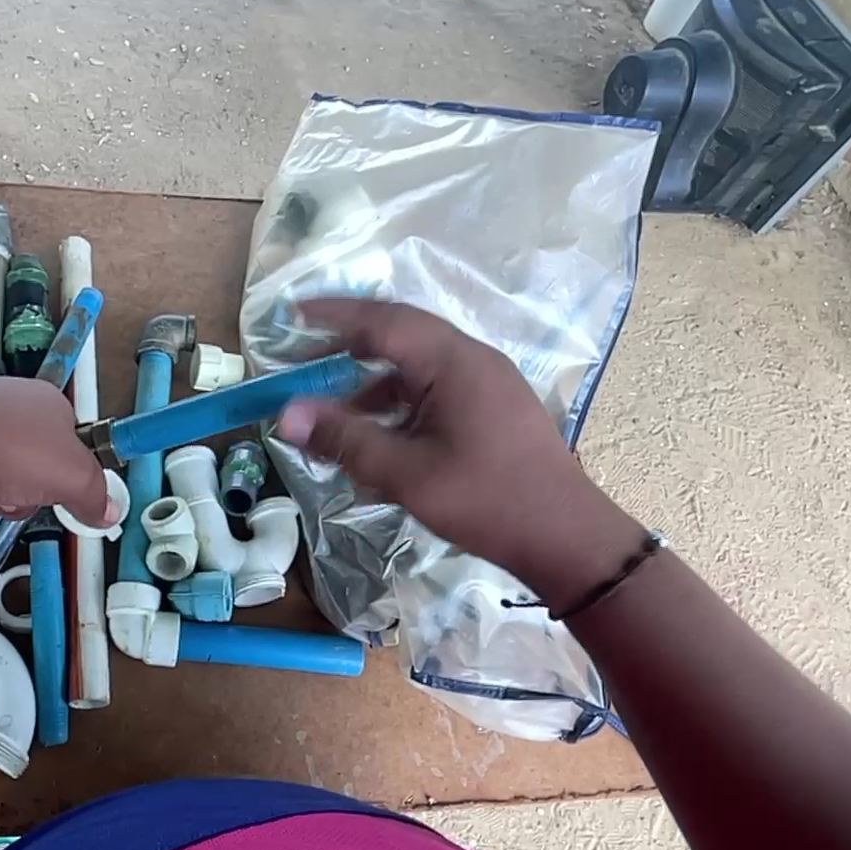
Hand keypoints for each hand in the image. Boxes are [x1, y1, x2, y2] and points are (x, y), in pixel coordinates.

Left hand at [0, 378, 114, 528]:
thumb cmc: (2, 452)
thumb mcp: (70, 478)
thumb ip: (95, 496)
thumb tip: (109, 512)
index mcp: (48, 405)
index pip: (73, 447)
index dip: (68, 479)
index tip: (59, 497)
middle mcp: (11, 408)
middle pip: (35, 471)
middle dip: (22, 497)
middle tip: (11, 499)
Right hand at [275, 299, 645, 602]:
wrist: (564, 537)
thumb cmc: (485, 501)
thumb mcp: (404, 472)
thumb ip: (344, 439)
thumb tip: (286, 415)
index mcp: (453, 362)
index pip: (383, 320)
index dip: (334, 315)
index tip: (294, 312)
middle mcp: (472, 360)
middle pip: (400, 337)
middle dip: (349, 347)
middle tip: (306, 359)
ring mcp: (487, 384)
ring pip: (417, 369)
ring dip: (373, 385)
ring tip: (335, 414)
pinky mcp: (492, 409)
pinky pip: (435, 392)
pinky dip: (399, 406)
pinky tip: (380, 441)